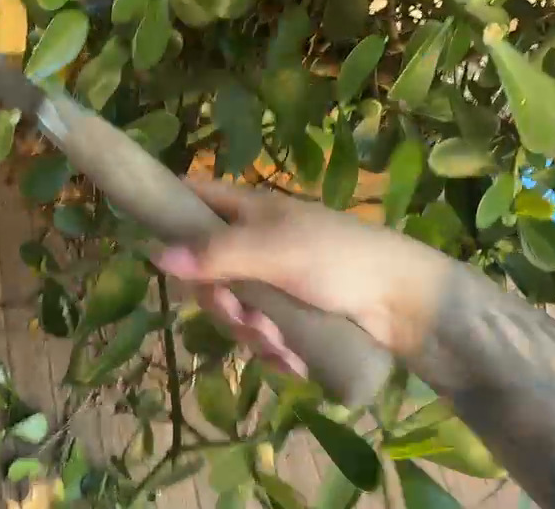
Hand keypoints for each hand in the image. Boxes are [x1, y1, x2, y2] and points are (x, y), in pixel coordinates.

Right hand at [152, 179, 457, 365]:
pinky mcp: (290, 319)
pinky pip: (258, 337)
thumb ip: (214, 253)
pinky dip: (273, 352)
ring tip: (280, 341)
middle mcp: (252, 243)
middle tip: (241, 313)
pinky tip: (293, 358)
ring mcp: (271, 282)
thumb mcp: (270, 249)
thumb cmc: (335, 256)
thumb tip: (153, 254)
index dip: (168, 212)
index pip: (192, 196)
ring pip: (231, 309)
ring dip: (250, 332)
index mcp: (246, 210)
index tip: (151, 243)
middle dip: (220, 300)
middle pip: (204, 269)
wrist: (404, 303)